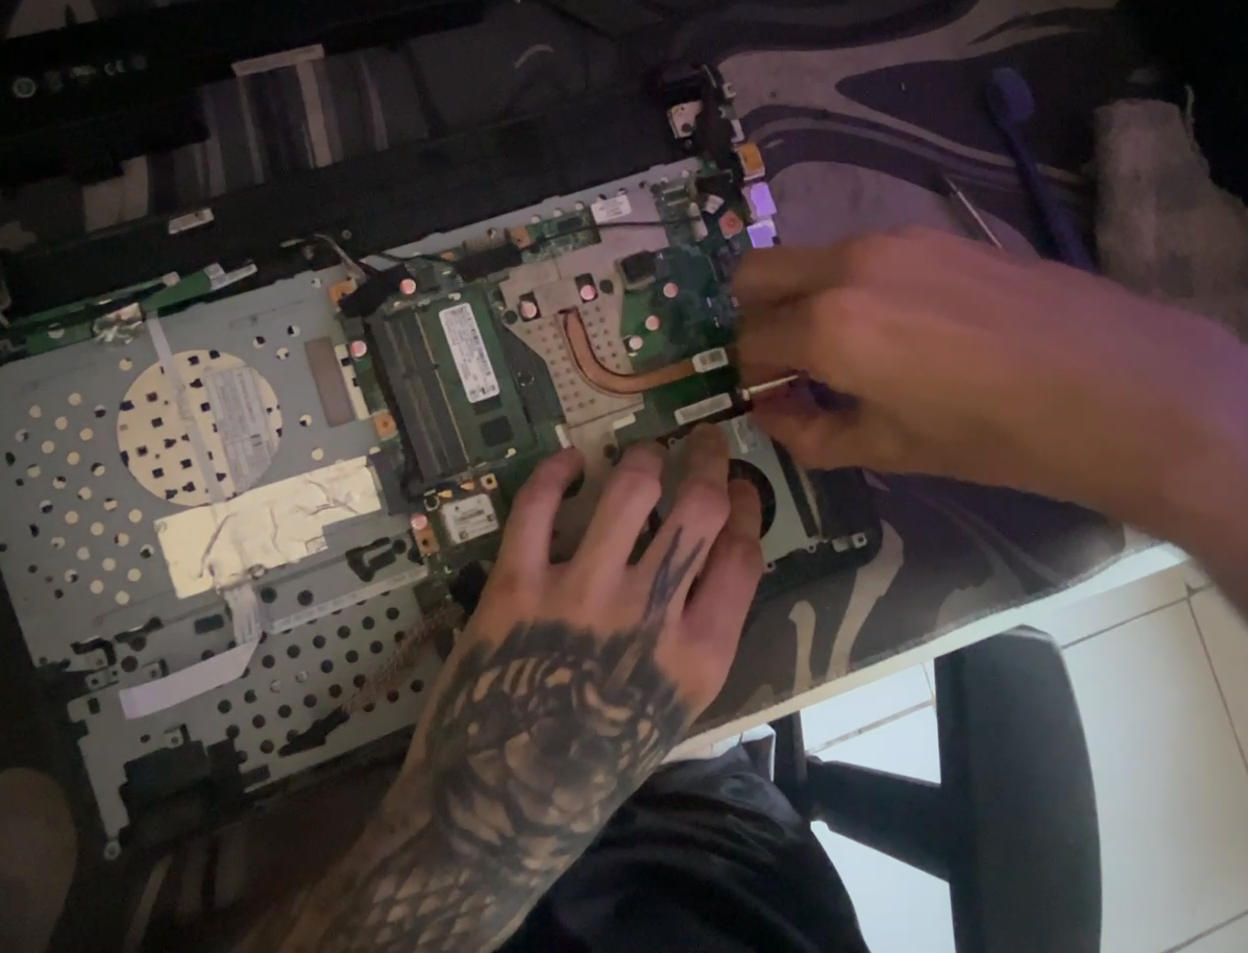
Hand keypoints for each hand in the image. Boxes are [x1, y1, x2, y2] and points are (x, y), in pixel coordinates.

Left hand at [266, 426, 761, 951]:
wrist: (499, 803)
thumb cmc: (593, 763)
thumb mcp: (671, 712)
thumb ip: (699, 638)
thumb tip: (714, 560)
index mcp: (699, 655)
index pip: (744, 552)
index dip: (748, 506)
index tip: (741, 486)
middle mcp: (649, 615)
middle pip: (700, 506)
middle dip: (707, 461)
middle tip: (700, 444)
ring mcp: (580, 593)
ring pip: (629, 490)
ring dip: (642, 459)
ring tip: (643, 454)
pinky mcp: (515, 583)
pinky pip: (538, 504)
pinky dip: (555, 471)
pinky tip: (570, 462)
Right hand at [733, 228, 1247, 545]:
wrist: (1132, 391)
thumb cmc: (1000, 437)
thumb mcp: (892, 450)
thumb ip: (811, 434)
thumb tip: (774, 414)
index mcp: (829, 326)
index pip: (747, 340)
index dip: (747, 375)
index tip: (768, 399)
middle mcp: (849, 267)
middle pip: (756, 276)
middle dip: (754, 321)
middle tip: (787, 365)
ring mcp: (897, 241)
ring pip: (810, 260)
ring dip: (803, 301)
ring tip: (849, 353)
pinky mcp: (940, 236)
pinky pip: (863, 256)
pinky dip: (852, 288)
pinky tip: (902, 331)